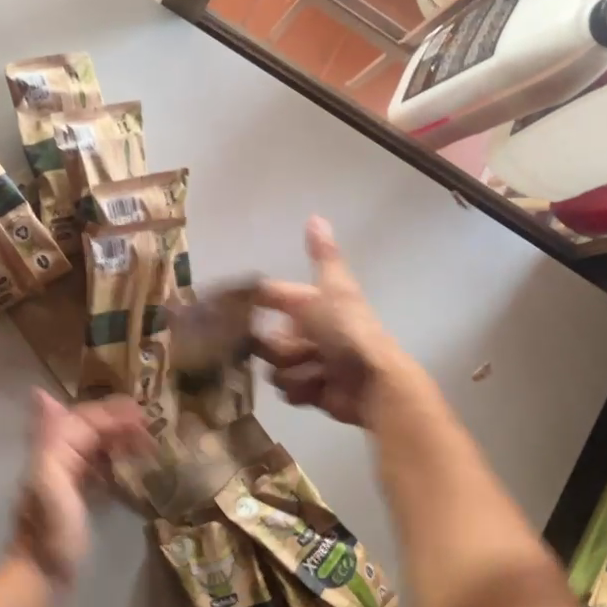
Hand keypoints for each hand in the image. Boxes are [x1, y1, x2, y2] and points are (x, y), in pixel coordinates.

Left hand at [12, 390, 153, 590]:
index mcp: (51, 452)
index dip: (111, 413)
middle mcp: (55, 460)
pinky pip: (95, 470)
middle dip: (118, 424)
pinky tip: (127, 466)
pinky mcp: (74, 500)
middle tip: (152, 426)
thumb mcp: (50, 482)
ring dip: (118, 441)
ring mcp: (64, 480)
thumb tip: (41, 394)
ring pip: (93, 448)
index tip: (143, 413)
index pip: (83, 420)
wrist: (41, 575)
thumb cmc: (50, 531)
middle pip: (88, 431)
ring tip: (147, 443)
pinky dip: (113, 462)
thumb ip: (49, 438)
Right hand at [256, 217, 416, 427]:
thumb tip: (316, 216)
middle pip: (265, 342)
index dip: (251, 307)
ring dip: (296, 371)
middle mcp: (306, 332)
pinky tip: (320, 388)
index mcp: (309, 304)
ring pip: (274, 369)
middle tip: (305, 349)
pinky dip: (304, 390)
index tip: (232, 315)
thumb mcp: (333, 288)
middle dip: (282, 349)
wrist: (373, 382)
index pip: (267, 300)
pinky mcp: (310, 391)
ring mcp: (307, 363)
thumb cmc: (349, 332)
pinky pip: (286, 391)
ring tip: (320, 371)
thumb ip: (321, 256)